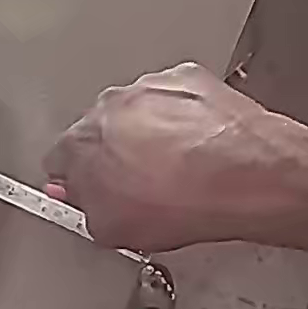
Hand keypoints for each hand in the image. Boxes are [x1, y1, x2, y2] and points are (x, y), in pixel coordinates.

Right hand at [42, 63, 307, 251]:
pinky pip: (172, 97)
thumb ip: (86, 210)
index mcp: (80, 143)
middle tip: (141, 182)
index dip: (78, 180)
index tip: (94, 191)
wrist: (248, 175)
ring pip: (135, 111)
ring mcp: (147, 88)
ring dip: (146, 132)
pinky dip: (179, 116)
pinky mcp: (184, 78)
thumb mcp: (115, 230)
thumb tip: (85, 201)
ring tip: (177, 166)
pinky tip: (198, 144)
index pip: (59, 160)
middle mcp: (108, 106)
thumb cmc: (186, 201)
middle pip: (98, 131)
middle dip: (113, 153)